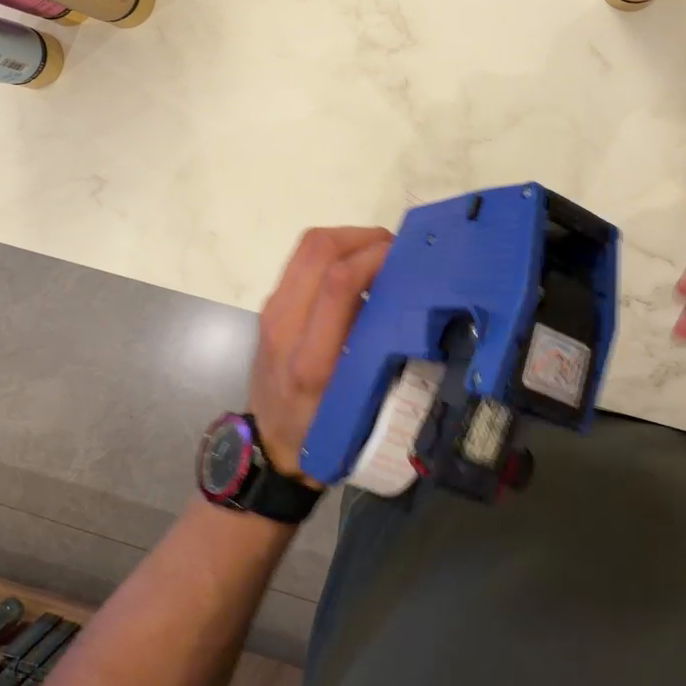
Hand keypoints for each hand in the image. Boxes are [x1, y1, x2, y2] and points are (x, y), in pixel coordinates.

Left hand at [251, 227, 393, 484]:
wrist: (270, 449)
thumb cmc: (326, 435)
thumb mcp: (363, 408)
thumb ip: (383, 359)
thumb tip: (415, 305)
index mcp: (311, 360)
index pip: (338, 282)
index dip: (376, 257)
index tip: (408, 259)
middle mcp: (284, 327)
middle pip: (318, 248)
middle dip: (364, 237)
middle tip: (397, 249)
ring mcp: (272, 312)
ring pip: (308, 246)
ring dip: (349, 239)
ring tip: (381, 254)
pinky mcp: (270, 305)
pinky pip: (303, 260)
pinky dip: (336, 251)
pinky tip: (358, 268)